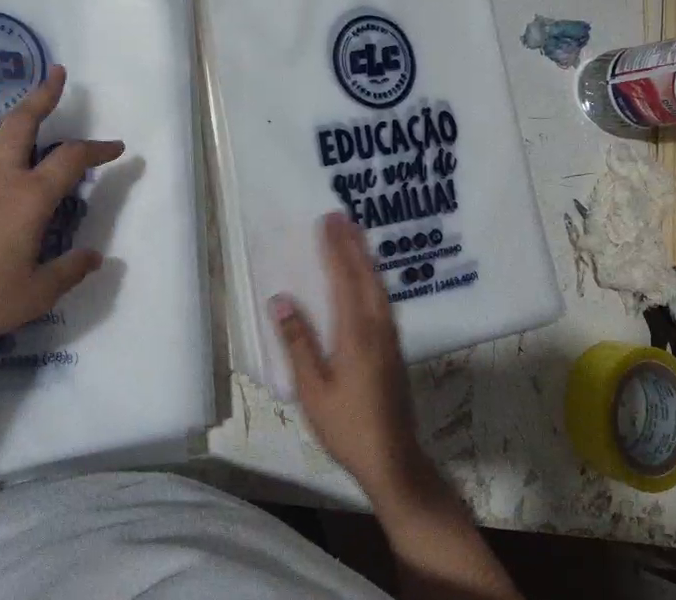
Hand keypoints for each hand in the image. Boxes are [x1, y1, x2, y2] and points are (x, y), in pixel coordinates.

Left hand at [0, 65, 121, 365]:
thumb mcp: (36, 294)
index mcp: (27, 197)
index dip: (98, 148)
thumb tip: (94, 257)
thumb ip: (69, 271)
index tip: (117, 148)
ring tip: (29, 116)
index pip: (71, 158)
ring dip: (16, 118)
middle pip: (22, 121)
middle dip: (43, 95)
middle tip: (58, 75)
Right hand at [271, 213, 429, 501]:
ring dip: (366, 258)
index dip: (335, 248)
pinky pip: (383, 300)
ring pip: (379, 287)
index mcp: (357, 334)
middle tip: (341, 216)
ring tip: (354, 236)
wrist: (392, 459)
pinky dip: (373, 279)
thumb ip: (298, 343)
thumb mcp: (313, 389)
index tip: (327, 221)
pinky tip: (367, 278)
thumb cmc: (347, 426)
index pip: (345, 280)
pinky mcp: (394, 349)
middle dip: (353, 244)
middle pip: (367, 276)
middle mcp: (378, 328)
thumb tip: (280, 300)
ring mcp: (391, 338)